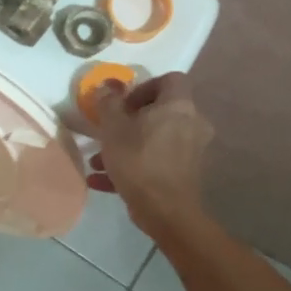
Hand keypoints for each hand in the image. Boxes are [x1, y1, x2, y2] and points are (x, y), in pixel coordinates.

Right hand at [86, 72, 213, 232]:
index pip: (170, 79)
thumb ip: (108, 102)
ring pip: (155, 138)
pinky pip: (156, 159)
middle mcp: (192, 124)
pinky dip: (134, 164)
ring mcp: (192, 150)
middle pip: (160, 111)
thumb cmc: (138, 159)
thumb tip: (108, 86)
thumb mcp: (112, 127)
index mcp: (179, 106)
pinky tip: (104, 180)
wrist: (165, 210)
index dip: (144, 86)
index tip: (123, 104)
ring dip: (127, 145)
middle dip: (130, 120)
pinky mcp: (186, 173)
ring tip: (98, 161)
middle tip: (109, 131)